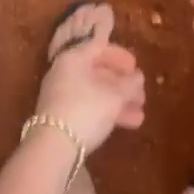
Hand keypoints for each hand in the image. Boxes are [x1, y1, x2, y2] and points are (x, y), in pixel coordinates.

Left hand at [33, 38, 145, 153]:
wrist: (53, 146)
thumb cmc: (86, 110)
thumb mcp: (114, 96)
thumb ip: (129, 84)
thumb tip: (138, 76)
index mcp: (74, 58)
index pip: (98, 47)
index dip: (119, 54)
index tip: (136, 65)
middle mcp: (65, 72)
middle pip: (98, 71)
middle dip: (122, 83)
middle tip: (141, 93)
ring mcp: (62, 94)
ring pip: (95, 91)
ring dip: (119, 101)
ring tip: (140, 113)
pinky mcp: (62, 115)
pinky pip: (88, 106)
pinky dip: (107, 111)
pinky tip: (128, 124)